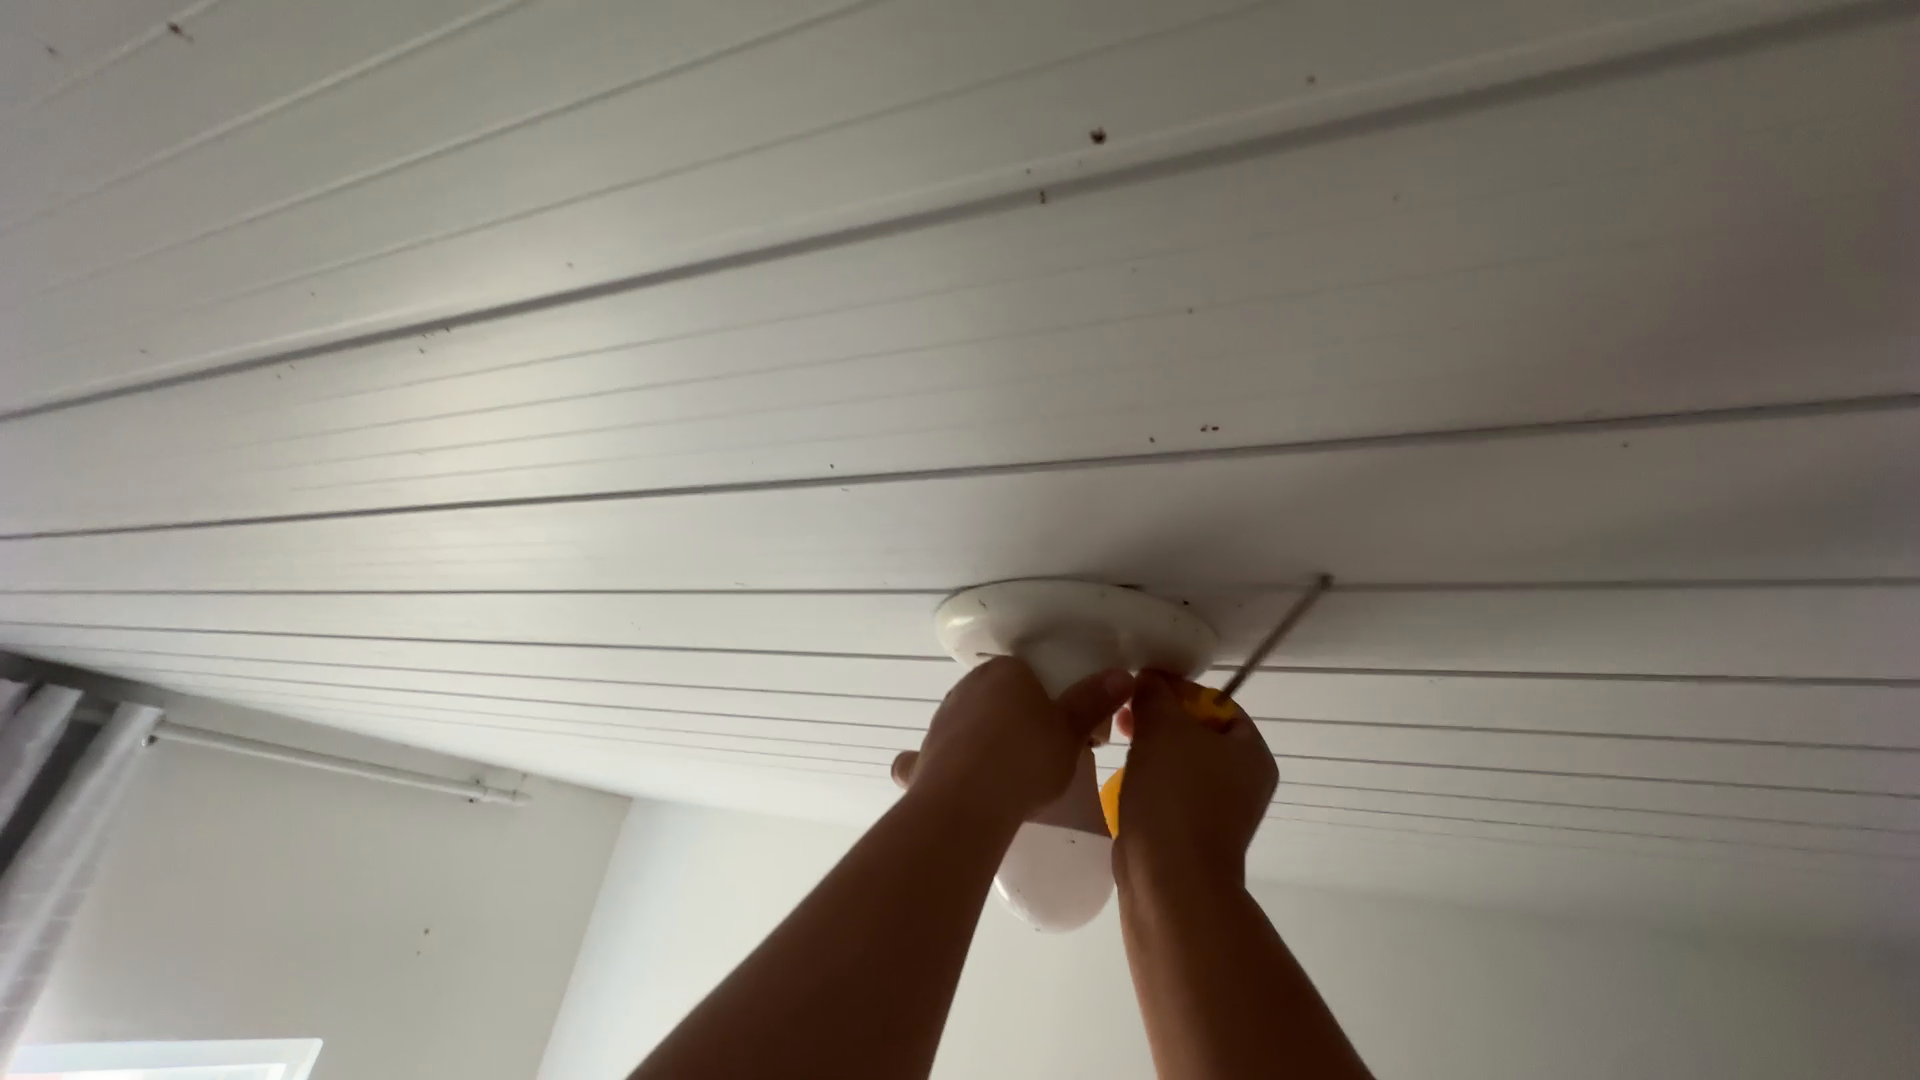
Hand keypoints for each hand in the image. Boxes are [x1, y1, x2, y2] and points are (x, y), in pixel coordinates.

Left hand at [892, 657, 1134, 824]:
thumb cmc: (1027, 757)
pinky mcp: (925, 755)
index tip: (1068, 729)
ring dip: (984, 742)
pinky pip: (936, 756)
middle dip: (1018, 720)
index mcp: (1005, 671)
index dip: (1051, 700)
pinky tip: (951, 780)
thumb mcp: (1072, 731)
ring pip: (970, 725)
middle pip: (1000, 698)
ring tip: (1009, 776)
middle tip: (1045, 754)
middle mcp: (968, 687)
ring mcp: (942, 720)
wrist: (968, 801)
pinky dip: (942, 765)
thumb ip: (1093, 702)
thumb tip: (1121, 675)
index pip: (1030, 675)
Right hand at [1113, 670, 1276, 888]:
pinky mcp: (1192, 833)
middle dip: (1159, 720)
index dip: (1179, 690)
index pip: (1218, 703)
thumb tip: (1150, 678)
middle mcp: (1245, 782)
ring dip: (1150, 749)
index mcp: (1253, 753)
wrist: (1168, 877)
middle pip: (1198, 733)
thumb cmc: (1175, 794)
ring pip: (1181, 763)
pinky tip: (1124, 779)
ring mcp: (1220, 812)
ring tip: (1119, 743)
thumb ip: (1156, 694)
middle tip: (1124, 715)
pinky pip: (1170, 793)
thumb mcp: (1162, 727)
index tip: (1142, 688)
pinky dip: (1149, 781)